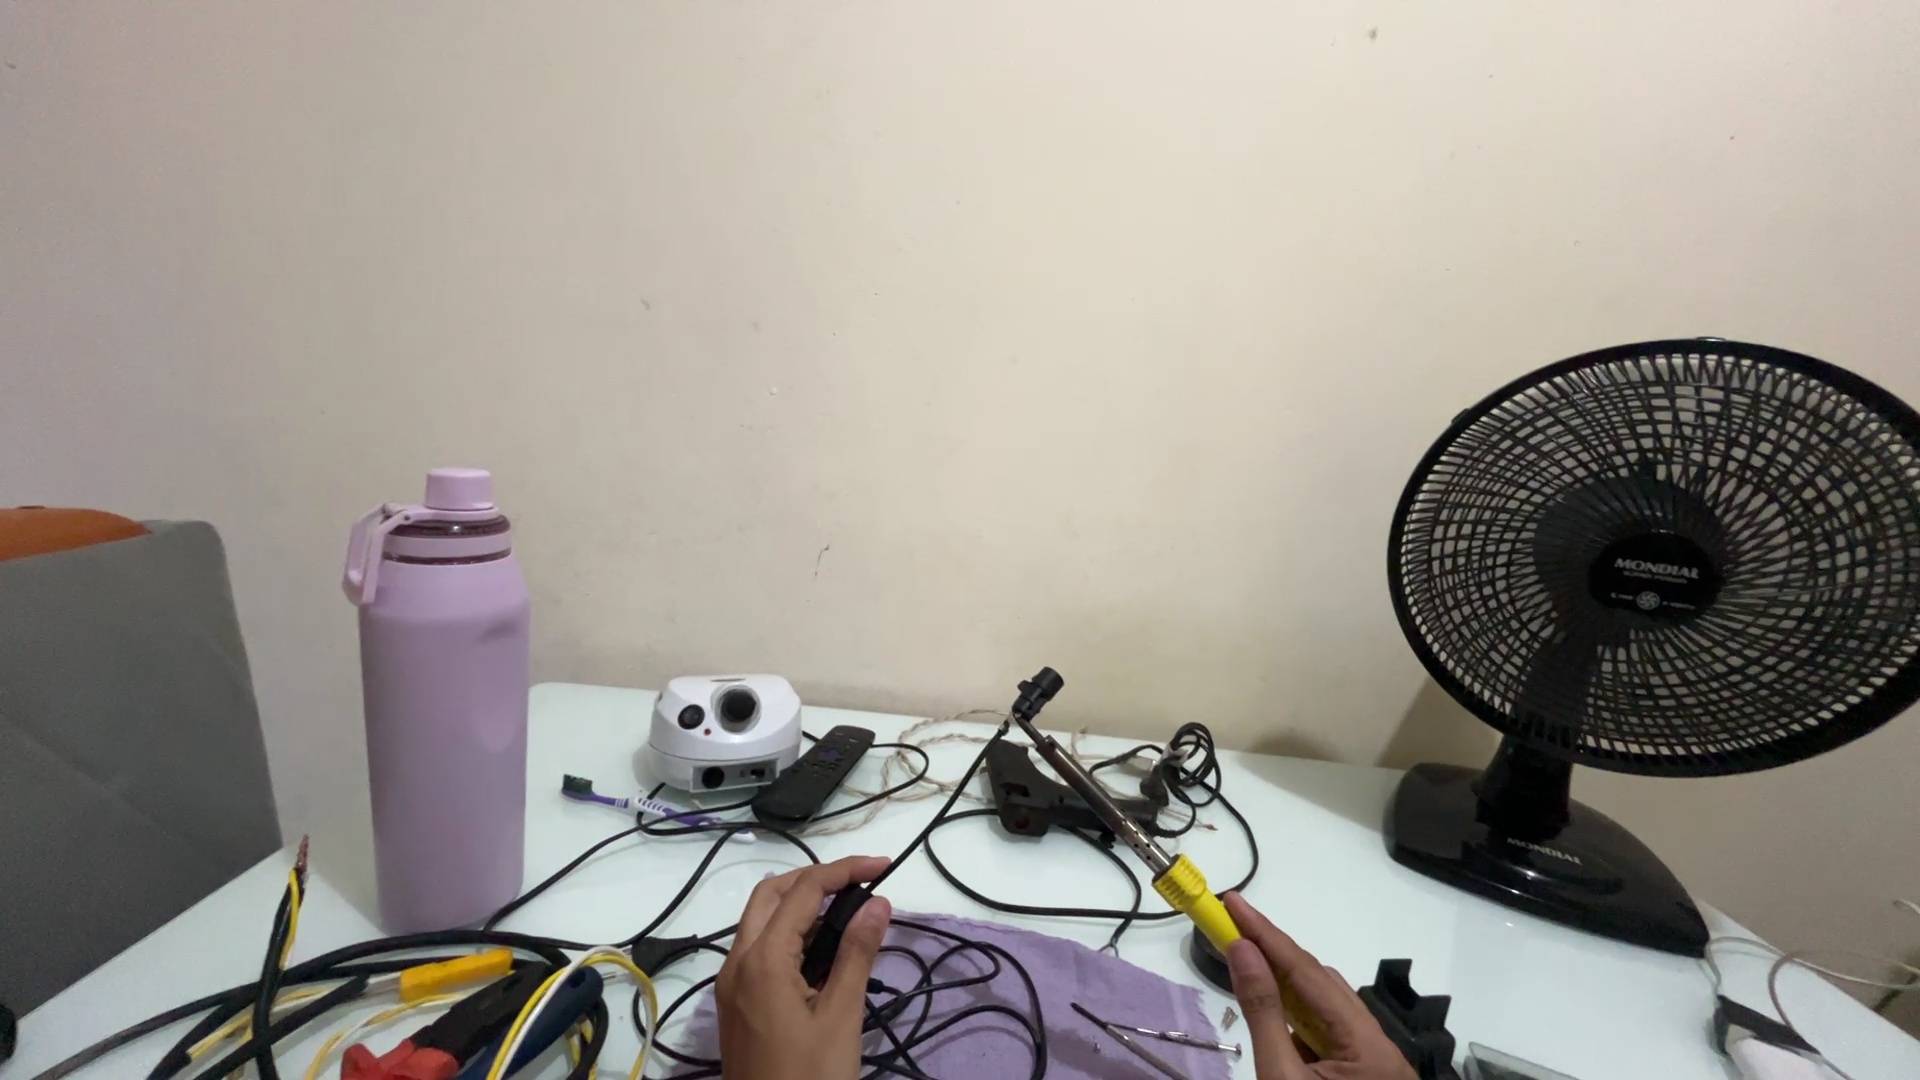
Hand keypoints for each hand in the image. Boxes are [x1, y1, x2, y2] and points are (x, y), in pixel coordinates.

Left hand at [716, 856, 893, 1079]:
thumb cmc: (809, 1079)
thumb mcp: (841, 1017)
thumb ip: (857, 952)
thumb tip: (877, 901)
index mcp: (763, 959)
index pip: (805, 889)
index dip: (846, 870)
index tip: (884, 866)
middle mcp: (737, 962)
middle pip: (772, 892)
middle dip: (816, 877)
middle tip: (860, 883)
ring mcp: (731, 983)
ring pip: (761, 917)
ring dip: (800, 902)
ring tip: (847, 910)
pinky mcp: (735, 1002)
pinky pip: (759, 945)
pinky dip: (789, 930)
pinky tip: (821, 947)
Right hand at [1223, 892, 1416, 1079]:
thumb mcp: (1280, 1079)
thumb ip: (1262, 1013)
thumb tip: (1240, 948)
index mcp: (1368, 1046)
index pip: (1307, 972)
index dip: (1265, 933)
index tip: (1231, 900)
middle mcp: (1379, 1046)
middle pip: (1319, 981)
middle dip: (1272, 952)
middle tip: (1227, 927)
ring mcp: (1373, 1062)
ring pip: (1323, 1002)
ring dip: (1283, 980)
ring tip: (1243, 961)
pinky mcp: (1362, 1074)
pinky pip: (1326, 1028)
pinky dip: (1295, 1011)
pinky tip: (1271, 1013)